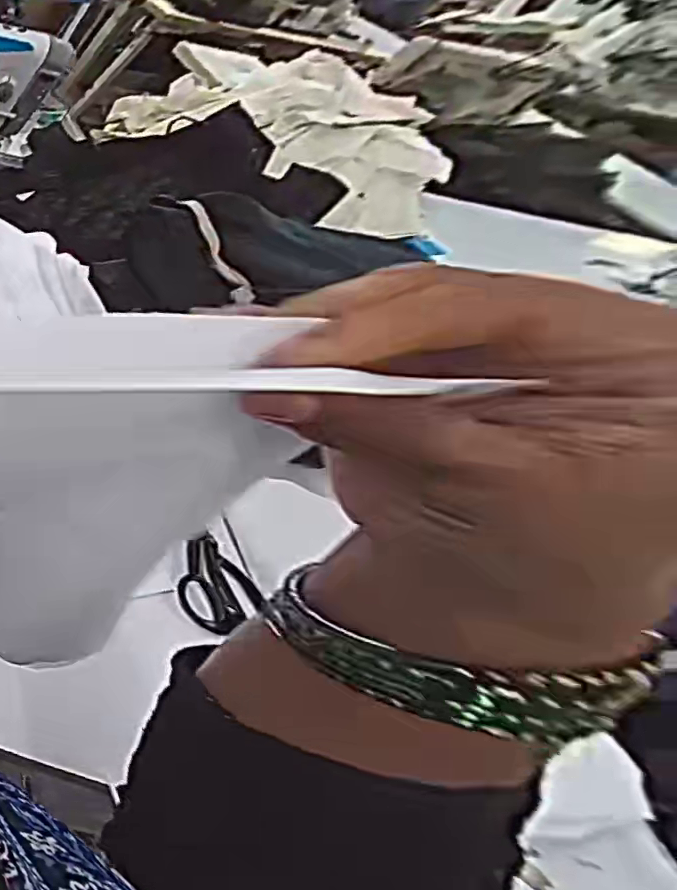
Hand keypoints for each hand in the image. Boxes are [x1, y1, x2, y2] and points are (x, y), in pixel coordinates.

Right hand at [243, 265, 676, 669]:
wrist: (492, 590)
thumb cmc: (537, 554)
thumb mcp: (479, 486)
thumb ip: (380, 427)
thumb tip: (291, 392)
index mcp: (635, 360)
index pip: (495, 308)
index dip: (386, 325)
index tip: (301, 355)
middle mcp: (558, 339)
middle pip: (429, 298)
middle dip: (336, 326)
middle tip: (266, 355)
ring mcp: (480, 349)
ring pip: (379, 313)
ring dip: (307, 338)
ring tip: (254, 359)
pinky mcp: (414, 365)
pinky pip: (348, 345)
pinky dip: (300, 357)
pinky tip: (268, 362)